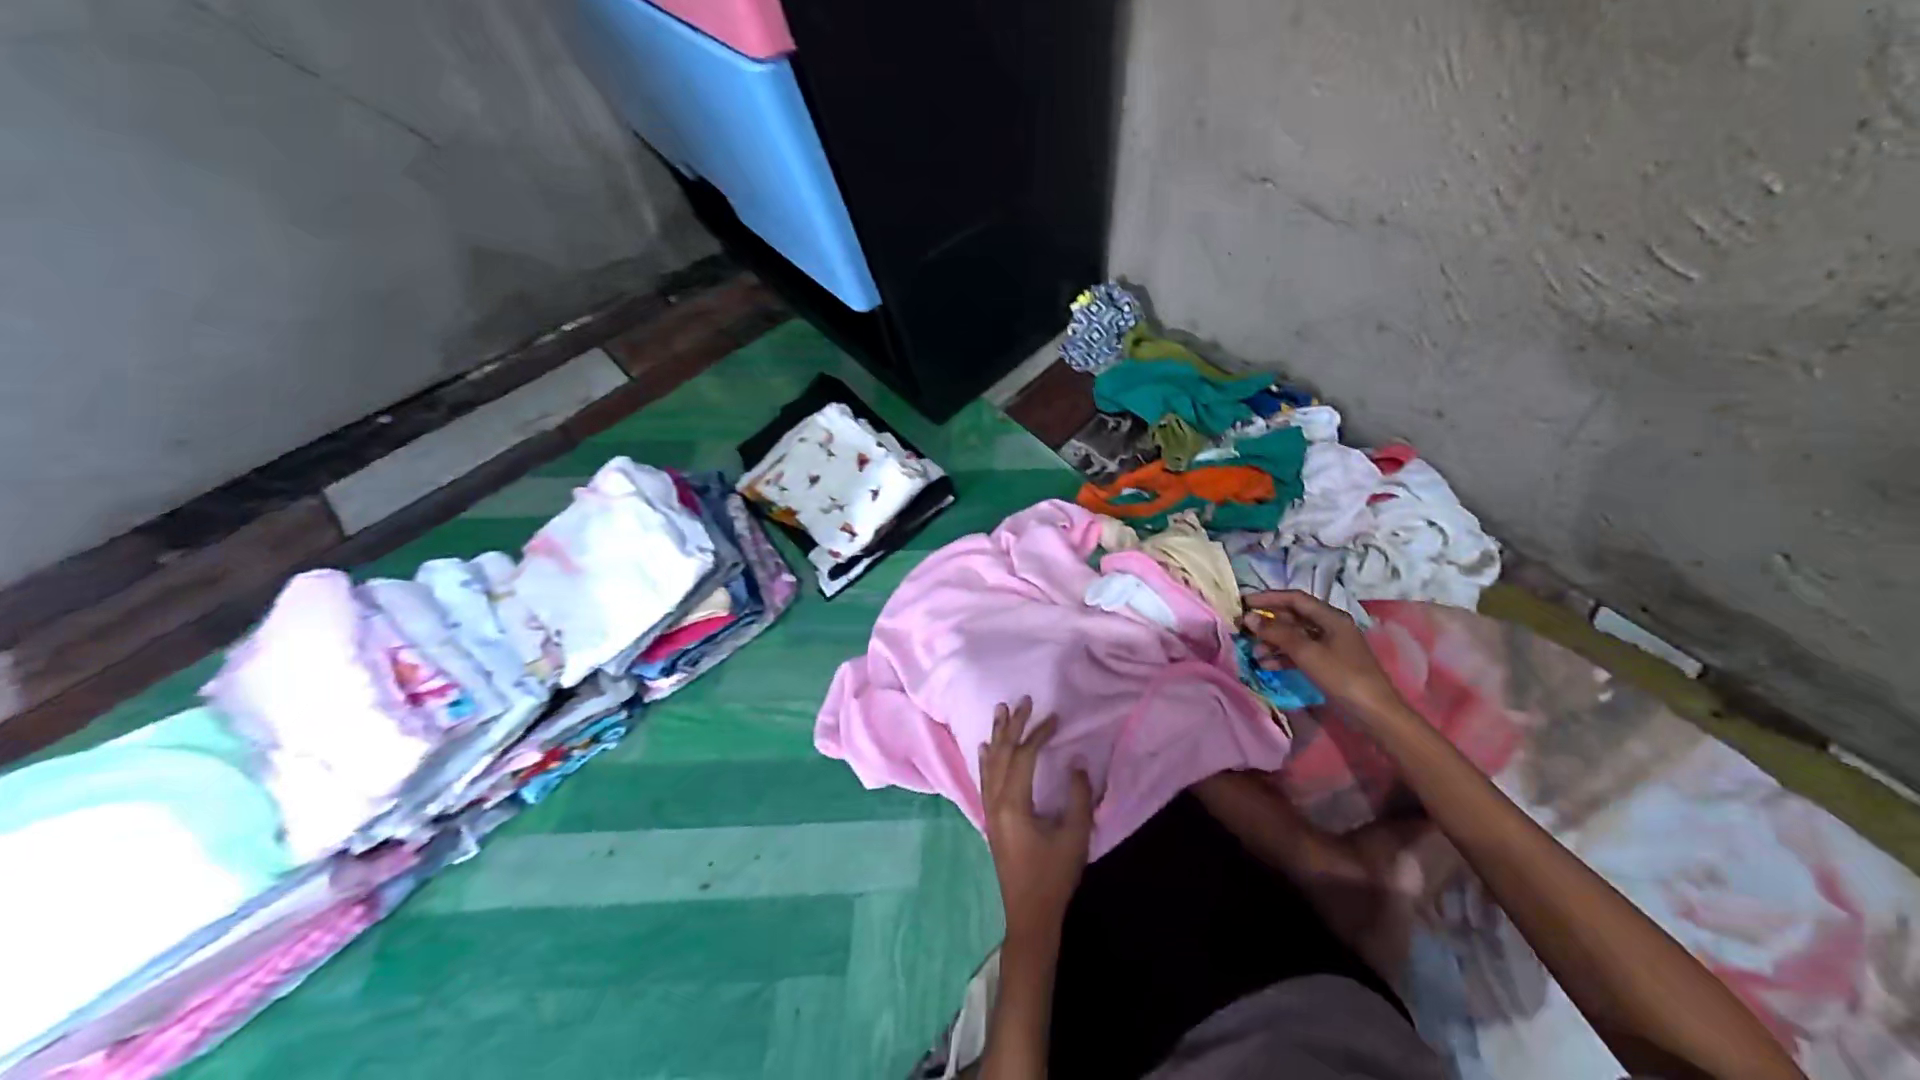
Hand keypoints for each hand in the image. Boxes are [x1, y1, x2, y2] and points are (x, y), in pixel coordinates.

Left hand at [979, 697, 1093, 942]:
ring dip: (997, 735)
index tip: (1055, 718)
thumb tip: (1077, 762)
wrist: (1029, 913)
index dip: (1038, 734)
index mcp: (1013, 803)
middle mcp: (995, 801)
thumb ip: (1079, 797)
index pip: (1023, 757)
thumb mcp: (1075, 836)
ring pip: (990, 764)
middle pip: (1002, 754)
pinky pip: (985, 779)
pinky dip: (986, 759)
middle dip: (1013, 725)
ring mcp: (990, 810)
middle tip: (1024, 700)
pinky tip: (985, 747)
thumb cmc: (1054, 875)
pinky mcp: (991, 818)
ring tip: (1000, 710)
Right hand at [1242, 590, 1403, 719]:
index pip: (1295, 599)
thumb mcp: (1307, 653)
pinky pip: (1299, 653)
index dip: (1268, 598)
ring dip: (1272, 641)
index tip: (1242, 602)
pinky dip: (1281, 657)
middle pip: (1293, 617)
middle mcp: (1330, 627)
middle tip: (1242, 628)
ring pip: (1294, 636)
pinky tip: (1265, 665)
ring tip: (1252, 652)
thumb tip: (1249, 618)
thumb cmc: (1342, 677)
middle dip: (1267, 622)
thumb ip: (1277, 633)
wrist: (1374, 714)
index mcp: (1331, 617)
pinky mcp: (1326, 664)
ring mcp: (1329, 646)